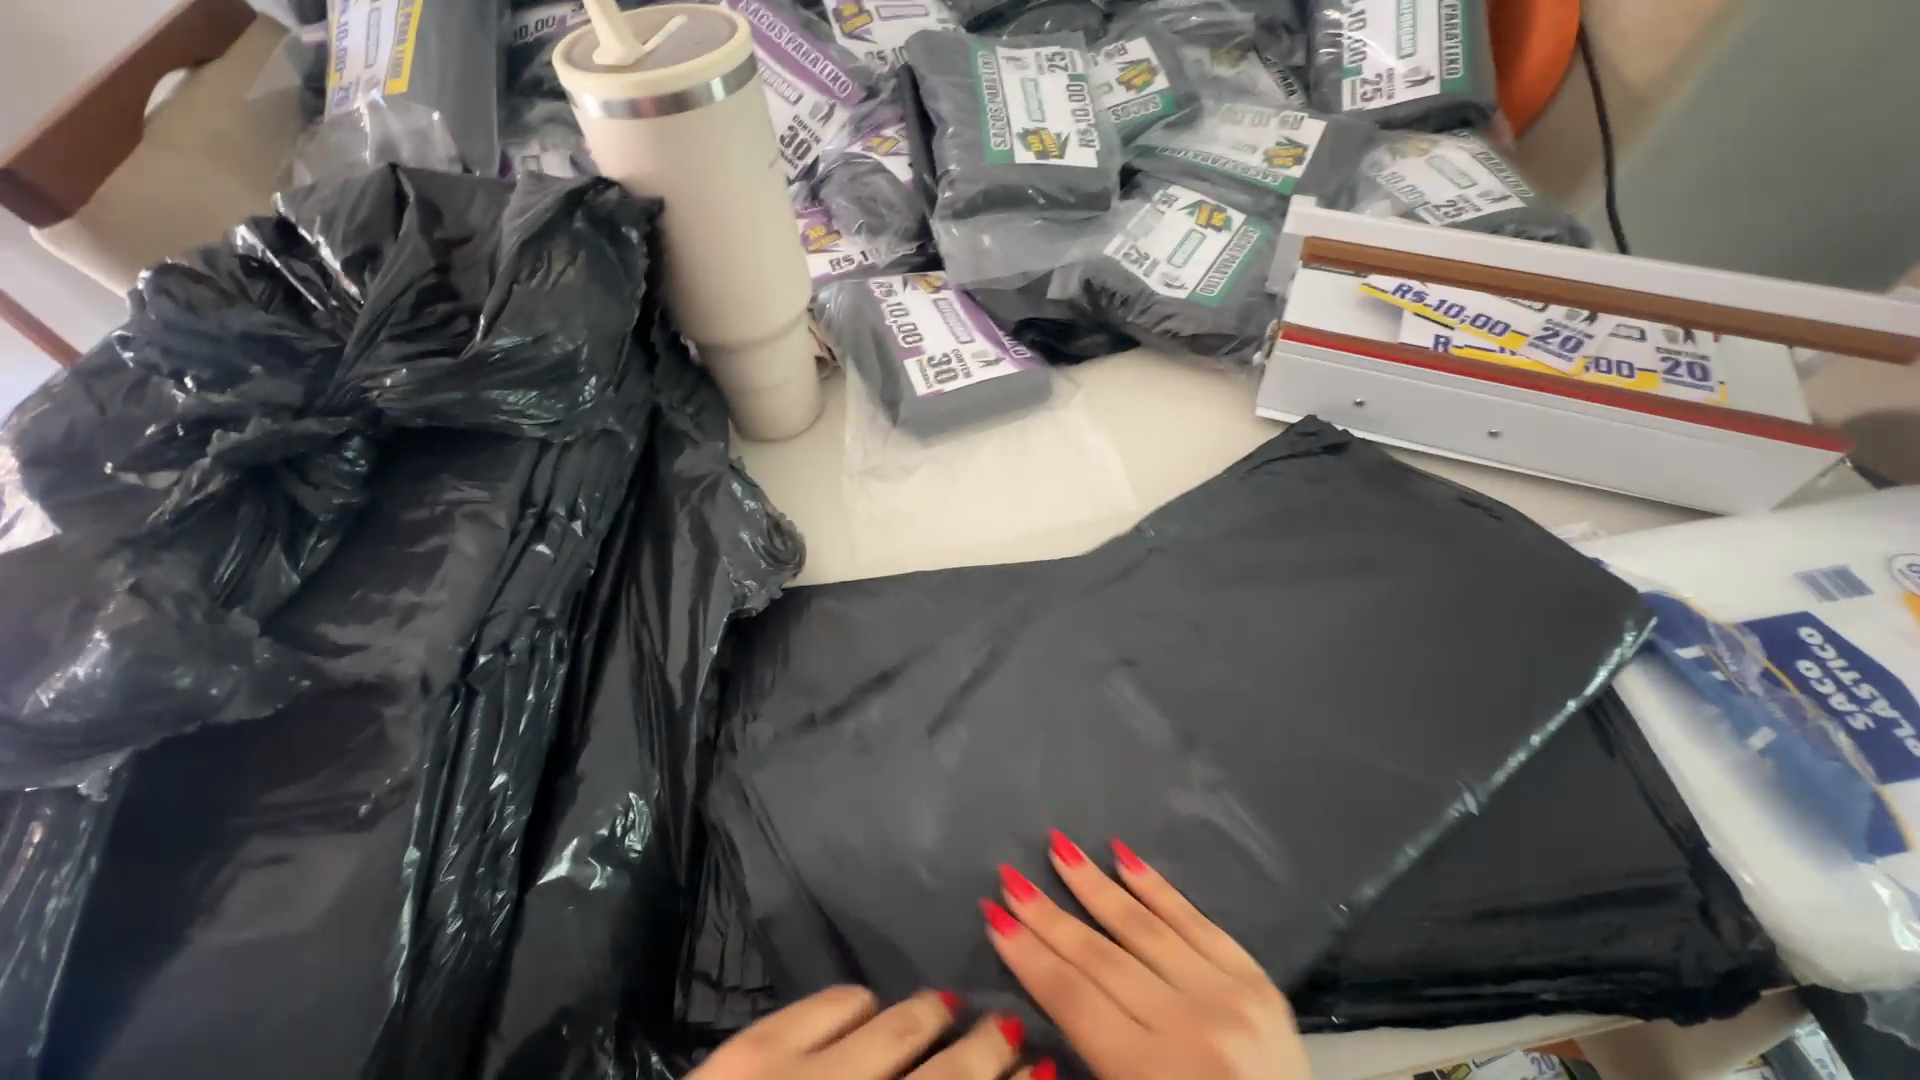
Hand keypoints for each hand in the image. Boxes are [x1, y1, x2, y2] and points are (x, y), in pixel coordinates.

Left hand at [688, 985, 1056, 1079]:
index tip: (1041, 1070)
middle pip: (951, 1074)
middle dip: (992, 1051)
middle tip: (1008, 1032)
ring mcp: (802, 1077)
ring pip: (899, 1025)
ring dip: (933, 1016)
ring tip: (947, 1010)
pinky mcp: (752, 1050)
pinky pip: (836, 1001)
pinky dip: (862, 1004)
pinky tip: (868, 1012)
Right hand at [982, 832, 1312, 1079]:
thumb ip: (1088, 1053)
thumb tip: (1048, 981)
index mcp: (1149, 1072)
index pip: (1071, 997)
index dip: (1028, 955)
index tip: (993, 916)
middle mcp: (1189, 1024)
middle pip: (1099, 956)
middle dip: (1047, 915)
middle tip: (1010, 877)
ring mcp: (1229, 995)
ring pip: (1144, 926)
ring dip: (1094, 885)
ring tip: (1058, 848)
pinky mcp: (1257, 980)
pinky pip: (1197, 922)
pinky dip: (1157, 888)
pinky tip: (1124, 857)